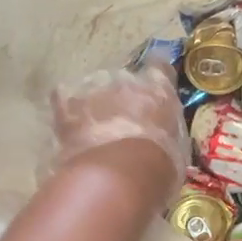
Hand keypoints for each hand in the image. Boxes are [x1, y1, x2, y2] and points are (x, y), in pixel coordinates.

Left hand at [49, 61, 188, 200]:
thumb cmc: (159, 165)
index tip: (153, 83)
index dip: (155, 74)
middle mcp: (127, 79)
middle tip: (121, 123)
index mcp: (159, 89)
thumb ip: (168, 131)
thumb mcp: (178, 148)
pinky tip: (68, 127)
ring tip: (93, 130)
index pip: (160, 67)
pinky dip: (66, 111)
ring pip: (92, 87)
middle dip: (121, 97)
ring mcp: (94, 87)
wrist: (120, 174)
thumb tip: (162, 135)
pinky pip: (64, 98)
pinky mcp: (66, 103)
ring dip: (94, 104)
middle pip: (122, 79)